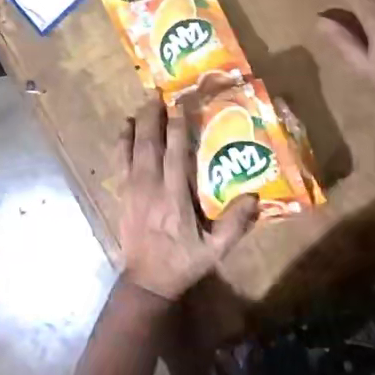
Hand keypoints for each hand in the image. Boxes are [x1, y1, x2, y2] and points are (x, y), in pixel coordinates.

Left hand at [117, 100, 257, 301]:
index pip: (175, 152)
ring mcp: (132, 188)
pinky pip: (120, 160)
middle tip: (159, 93)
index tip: (181, 103)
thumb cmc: (182, 262)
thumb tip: (254, 196)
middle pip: (149, 142)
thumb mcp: (214, 250)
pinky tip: (126, 128)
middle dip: (153, 115)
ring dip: (138, 123)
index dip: (177, 126)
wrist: (146, 281)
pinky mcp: (122, 193)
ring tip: (145, 103)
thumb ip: (234, 224)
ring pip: (132, 147)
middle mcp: (150, 186)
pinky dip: (122, 140)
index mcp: (174, 196)